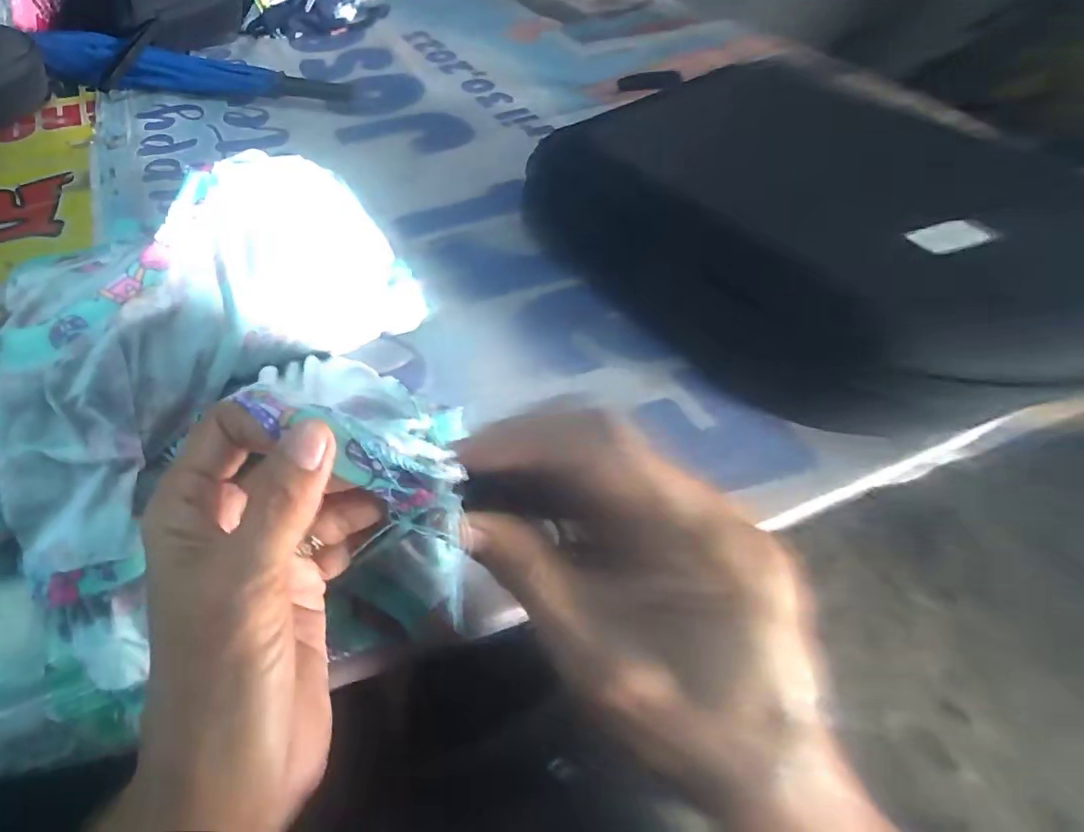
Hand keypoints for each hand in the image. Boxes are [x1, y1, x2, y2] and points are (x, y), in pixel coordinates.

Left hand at [97, 402, 385, 831]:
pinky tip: (398, 507)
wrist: (237, 773)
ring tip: (401, 468)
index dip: (266, 420)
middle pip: (271, 459)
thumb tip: (318, 426)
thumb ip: (281, 501)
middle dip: (318, 448)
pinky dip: (360, 522)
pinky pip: (330, 535)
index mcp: (189, 505)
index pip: (222, 432)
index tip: (323, 426)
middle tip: (380, 439)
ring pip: (306, 496)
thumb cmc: (221, 667)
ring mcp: (264, 549)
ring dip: (349, 483)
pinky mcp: (299, 582)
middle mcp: (225, 518)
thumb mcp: (246, 578)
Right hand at [459, 411, 891, 830]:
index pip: (603, 449)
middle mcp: (709, 508)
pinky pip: (605, 482)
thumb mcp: (590, 653)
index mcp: (705, 536)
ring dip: (530, 460)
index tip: (457, 459)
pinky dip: (550, 485)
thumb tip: (453, 514)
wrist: (764, 781)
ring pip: (598, 451)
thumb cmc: (683, 725)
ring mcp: (698, 515)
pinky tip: (514, 503)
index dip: (520, 444)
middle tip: (459, 466)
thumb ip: (525, 572)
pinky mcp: (679, 528)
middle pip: (600, 437)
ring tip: (475, 480)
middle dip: (518, 444)